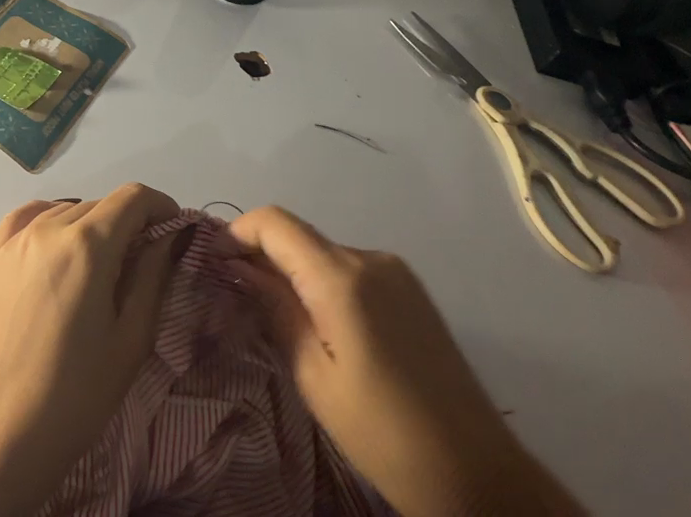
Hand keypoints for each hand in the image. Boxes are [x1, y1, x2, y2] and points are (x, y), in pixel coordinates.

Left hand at [0, 183, 182, 516]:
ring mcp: (15, 240)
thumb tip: (170, 237)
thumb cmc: (80, 388)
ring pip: (65, 210)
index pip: (133, 198)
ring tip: (100, 265)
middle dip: (129, 223)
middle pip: (101, 204)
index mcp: (88, 245)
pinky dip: (48, 221)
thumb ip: (154, 274)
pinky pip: (25, 219)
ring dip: (91, 225)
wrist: (7, 423)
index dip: (161, 208)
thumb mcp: (133, 335)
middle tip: (143, 262)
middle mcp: (48, 228)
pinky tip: (58, 247)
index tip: (174, 233)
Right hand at [229, 206, 583, 516]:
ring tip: (278, 320)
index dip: (237, 233)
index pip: (274, 222)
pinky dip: (323, 283)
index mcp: (343, 278)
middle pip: (298, 236)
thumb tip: (238, 266)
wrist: (475, 469)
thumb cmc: (381, 430)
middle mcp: (371, 259)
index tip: (216, 265)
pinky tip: (321, 326)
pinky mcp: (410, 291)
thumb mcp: (312, 374)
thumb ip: (275, 308)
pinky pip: (350, 270)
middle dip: (262, 257)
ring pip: (322, 252)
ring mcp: (396, 272)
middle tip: (237, 299)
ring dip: (293, 273)